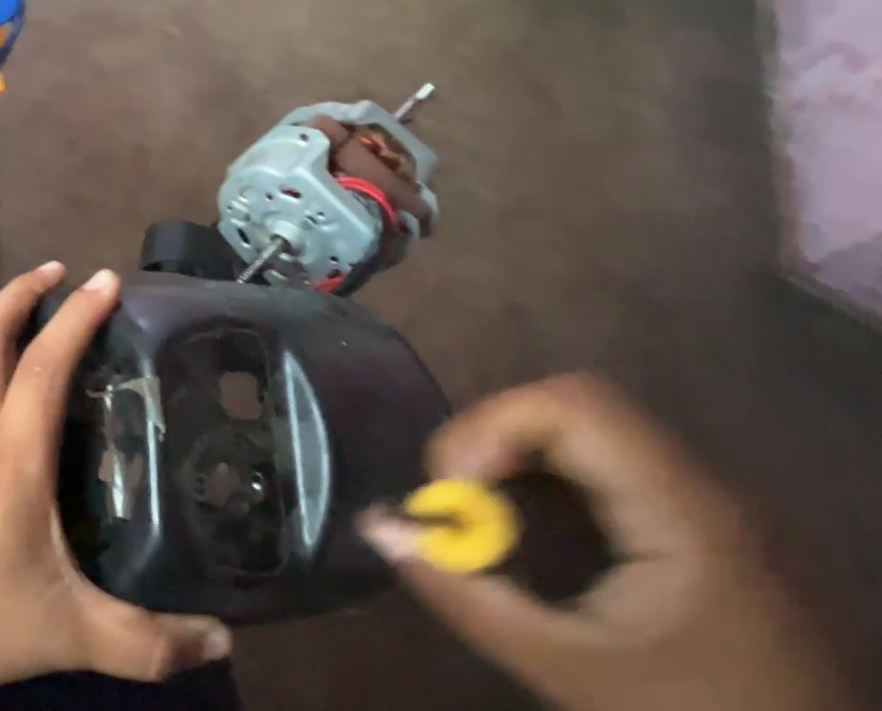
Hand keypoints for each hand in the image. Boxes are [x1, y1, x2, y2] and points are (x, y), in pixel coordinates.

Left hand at [0, 263, 232, 705]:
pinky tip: (0, 391)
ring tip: (28, 313)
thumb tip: (222, 638)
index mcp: (9, 457)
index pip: (43, 365)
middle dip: (19, 294)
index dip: (76, 317)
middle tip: (57, 271)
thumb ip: (149, 643)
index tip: (106, 280)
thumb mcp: (69, 636)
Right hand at [358, 374, 856, 710]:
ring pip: (582, 423)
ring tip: (475, 506)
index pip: (571, 404)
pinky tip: (518, 519)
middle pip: (571, 403)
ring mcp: (696, 498)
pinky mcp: (688, 518)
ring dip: (510, 448)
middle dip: (491, 434)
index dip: (491, 424)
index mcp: (680, 511)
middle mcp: (694, 485)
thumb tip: (375, 526)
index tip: (451, 487)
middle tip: (453, 495)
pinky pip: (598, 458)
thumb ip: (465, 596)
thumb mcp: (567, 668)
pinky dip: (540, 469)